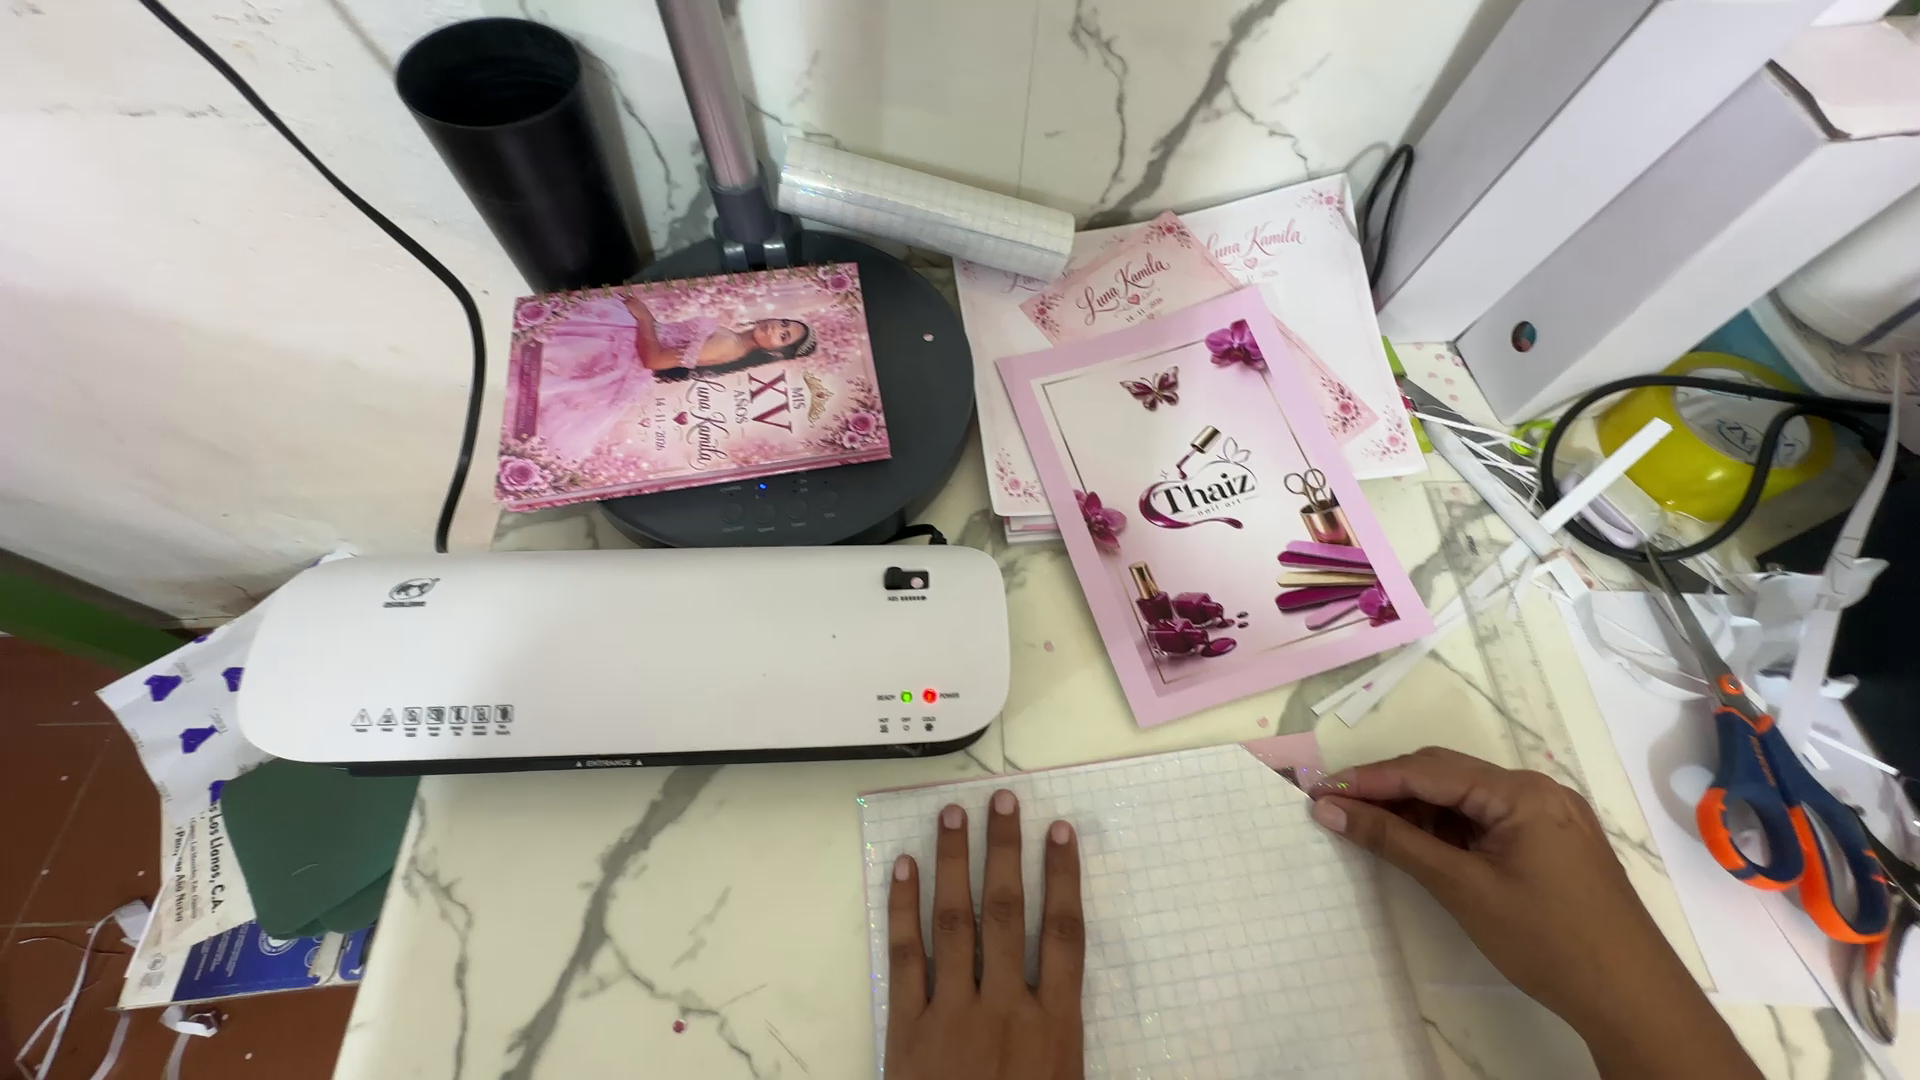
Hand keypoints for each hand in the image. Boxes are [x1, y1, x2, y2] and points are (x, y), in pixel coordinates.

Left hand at [885, 790, 1084, 1079]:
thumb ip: (1064, 1035)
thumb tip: (1069, 975)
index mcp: (1053, 1030)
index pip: (1066, 936)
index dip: (1064, 878)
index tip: (1060, 831)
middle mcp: (1006, 1010)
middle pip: (1008, 912)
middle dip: (1005, 851)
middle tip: (1001, 800)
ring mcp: (953, 1015)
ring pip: (956, 923)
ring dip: (954, 864)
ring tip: (953, 814)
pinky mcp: (908, 1029)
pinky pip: (906, 958)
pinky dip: (903, 909)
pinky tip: (902, 868)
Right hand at [1308, 747, 1759, 1079]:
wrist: (1638, 1008)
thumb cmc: (1548, 941)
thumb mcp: (1460, 886)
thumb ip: (1391, 840)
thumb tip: (1328, 808)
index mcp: (1521, 792)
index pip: (1426, 771)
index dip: (1368, 780)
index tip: (1319, 790)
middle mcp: (1535, 790)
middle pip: (1442, 774)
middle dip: (1387, 789)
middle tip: (1337, 806)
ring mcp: (1545, 814)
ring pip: (1459, 796)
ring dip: (1413, 808)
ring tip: (1368, 826)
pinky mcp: (1547, 839)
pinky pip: (1481, 817)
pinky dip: (1443, 826)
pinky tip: (1415, 842)